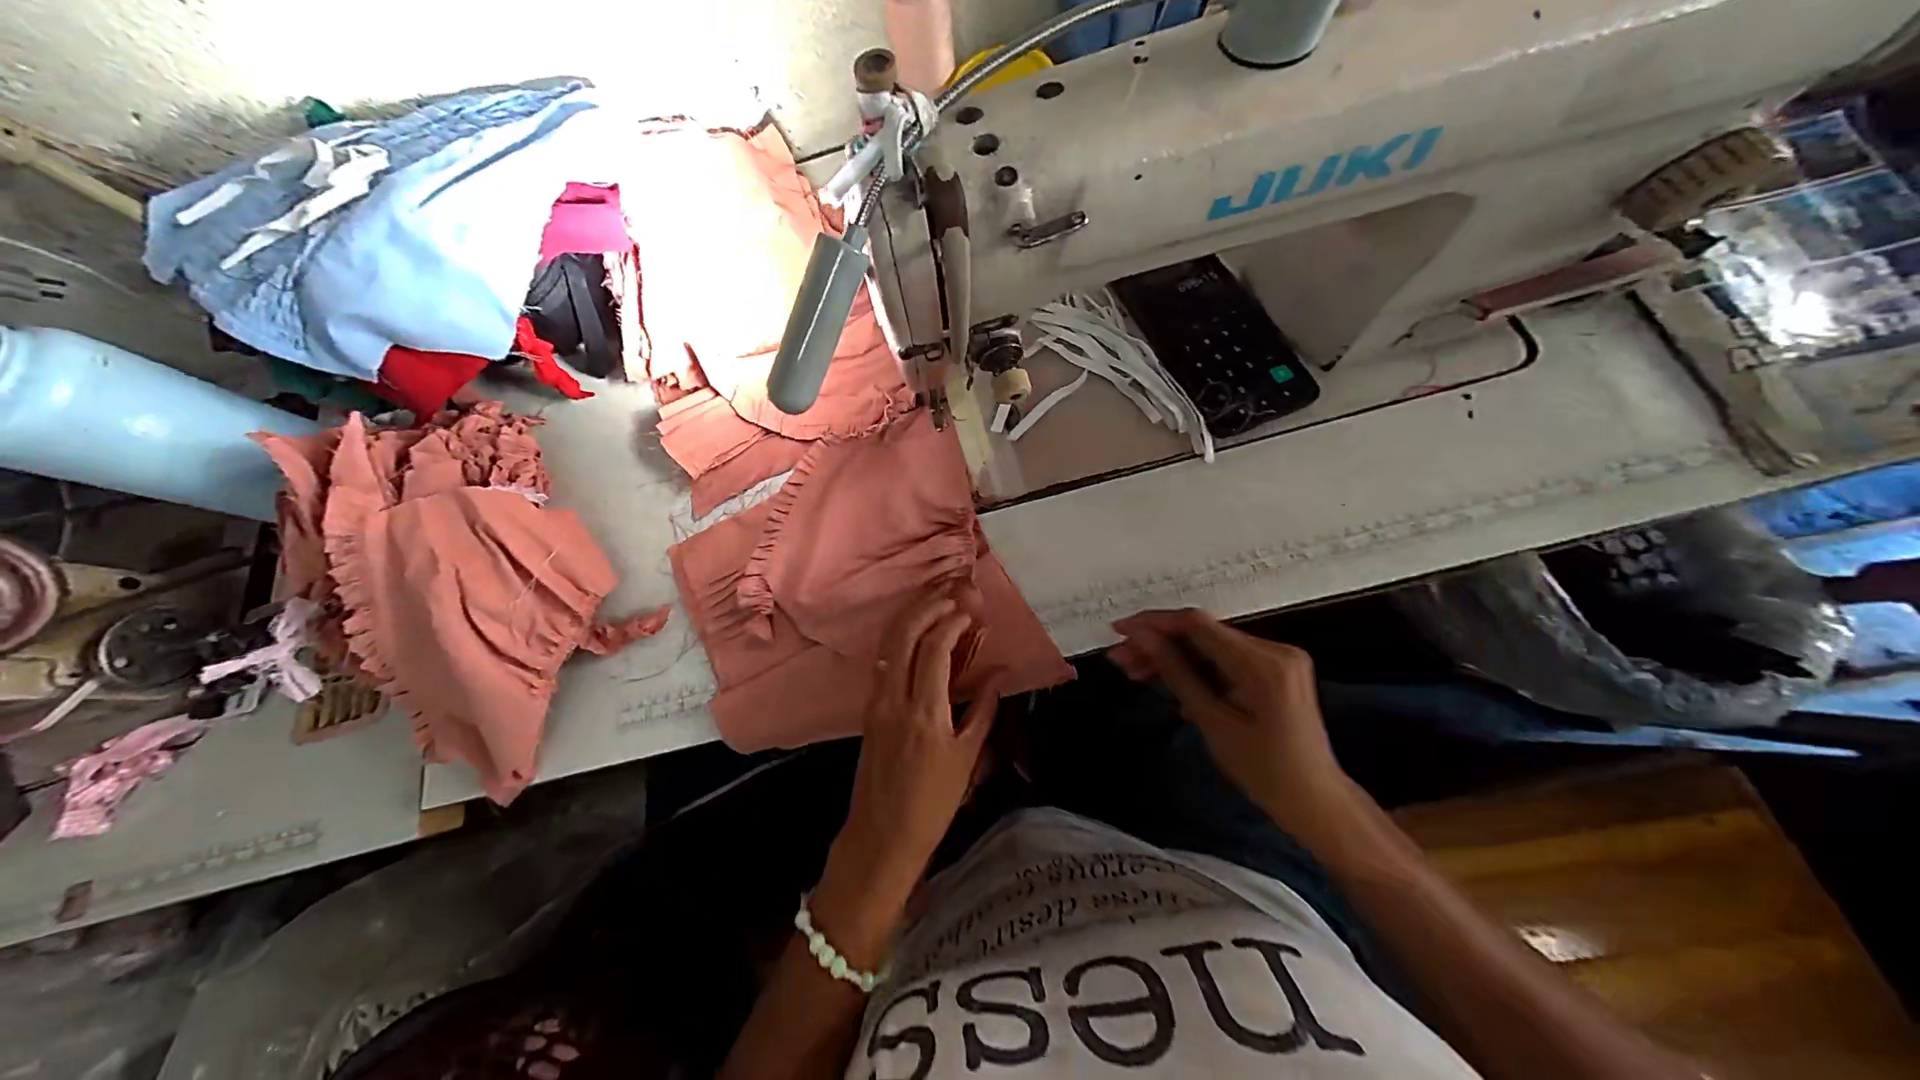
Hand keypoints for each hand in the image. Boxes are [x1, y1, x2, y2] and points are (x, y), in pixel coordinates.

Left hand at [815, 592, 999, 959]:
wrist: (882, 834)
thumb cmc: (933, 803)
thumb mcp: (968, 758)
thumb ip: (984, 709)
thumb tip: (1000, 673)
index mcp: (924, 713)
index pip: (934, 650)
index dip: (951, 622)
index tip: (969, 608)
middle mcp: (894, 699)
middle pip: (903, 636)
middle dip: (926, 606)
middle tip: (950, 590)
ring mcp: (875, 702)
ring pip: (887, 645)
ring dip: (909, 617)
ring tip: (933, 599)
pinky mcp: (868, 709)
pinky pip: (883, 661)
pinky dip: (899, 638)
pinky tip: (916, 631)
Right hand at [1110, 609, 1354, 831]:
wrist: (1315, 801)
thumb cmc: (1264, 772)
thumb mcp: (1212, 721)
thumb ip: (1176, 673)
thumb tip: (1141, 638)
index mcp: (1264, 663)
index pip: (1197, 625)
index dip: (1153, 623)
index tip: (1119, 630)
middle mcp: (1275, 650)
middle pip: (1203, 633)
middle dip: (1158, 643)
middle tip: (1121, 658)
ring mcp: (1278, 658)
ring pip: (1211, 646)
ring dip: (1173, 655)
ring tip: (1135, 671)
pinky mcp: (1276, 669)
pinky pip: (1226, 659)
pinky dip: (1196, 667)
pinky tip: (1167, 680)